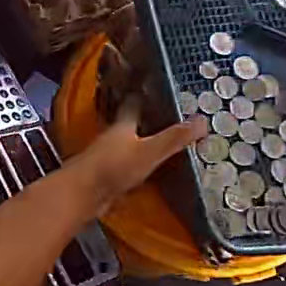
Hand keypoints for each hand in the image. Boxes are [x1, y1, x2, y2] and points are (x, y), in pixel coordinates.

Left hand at [63, 101, 206, 213]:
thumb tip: (203, 120)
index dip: (146, 95)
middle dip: (147, 121)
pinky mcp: (105, 176)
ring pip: (127, 145)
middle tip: (170, 119)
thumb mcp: (150, 151)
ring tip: (164, 144)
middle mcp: (113, 136)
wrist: (81, 195)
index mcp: (123, 124)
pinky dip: (136, 165)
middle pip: (131, 124)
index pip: (135, 102)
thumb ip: (175, 138)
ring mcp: (107, 156)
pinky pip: (125, 165)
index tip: (161, 90)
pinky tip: (148, 170)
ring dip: (142, 144)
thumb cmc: (115, 167)